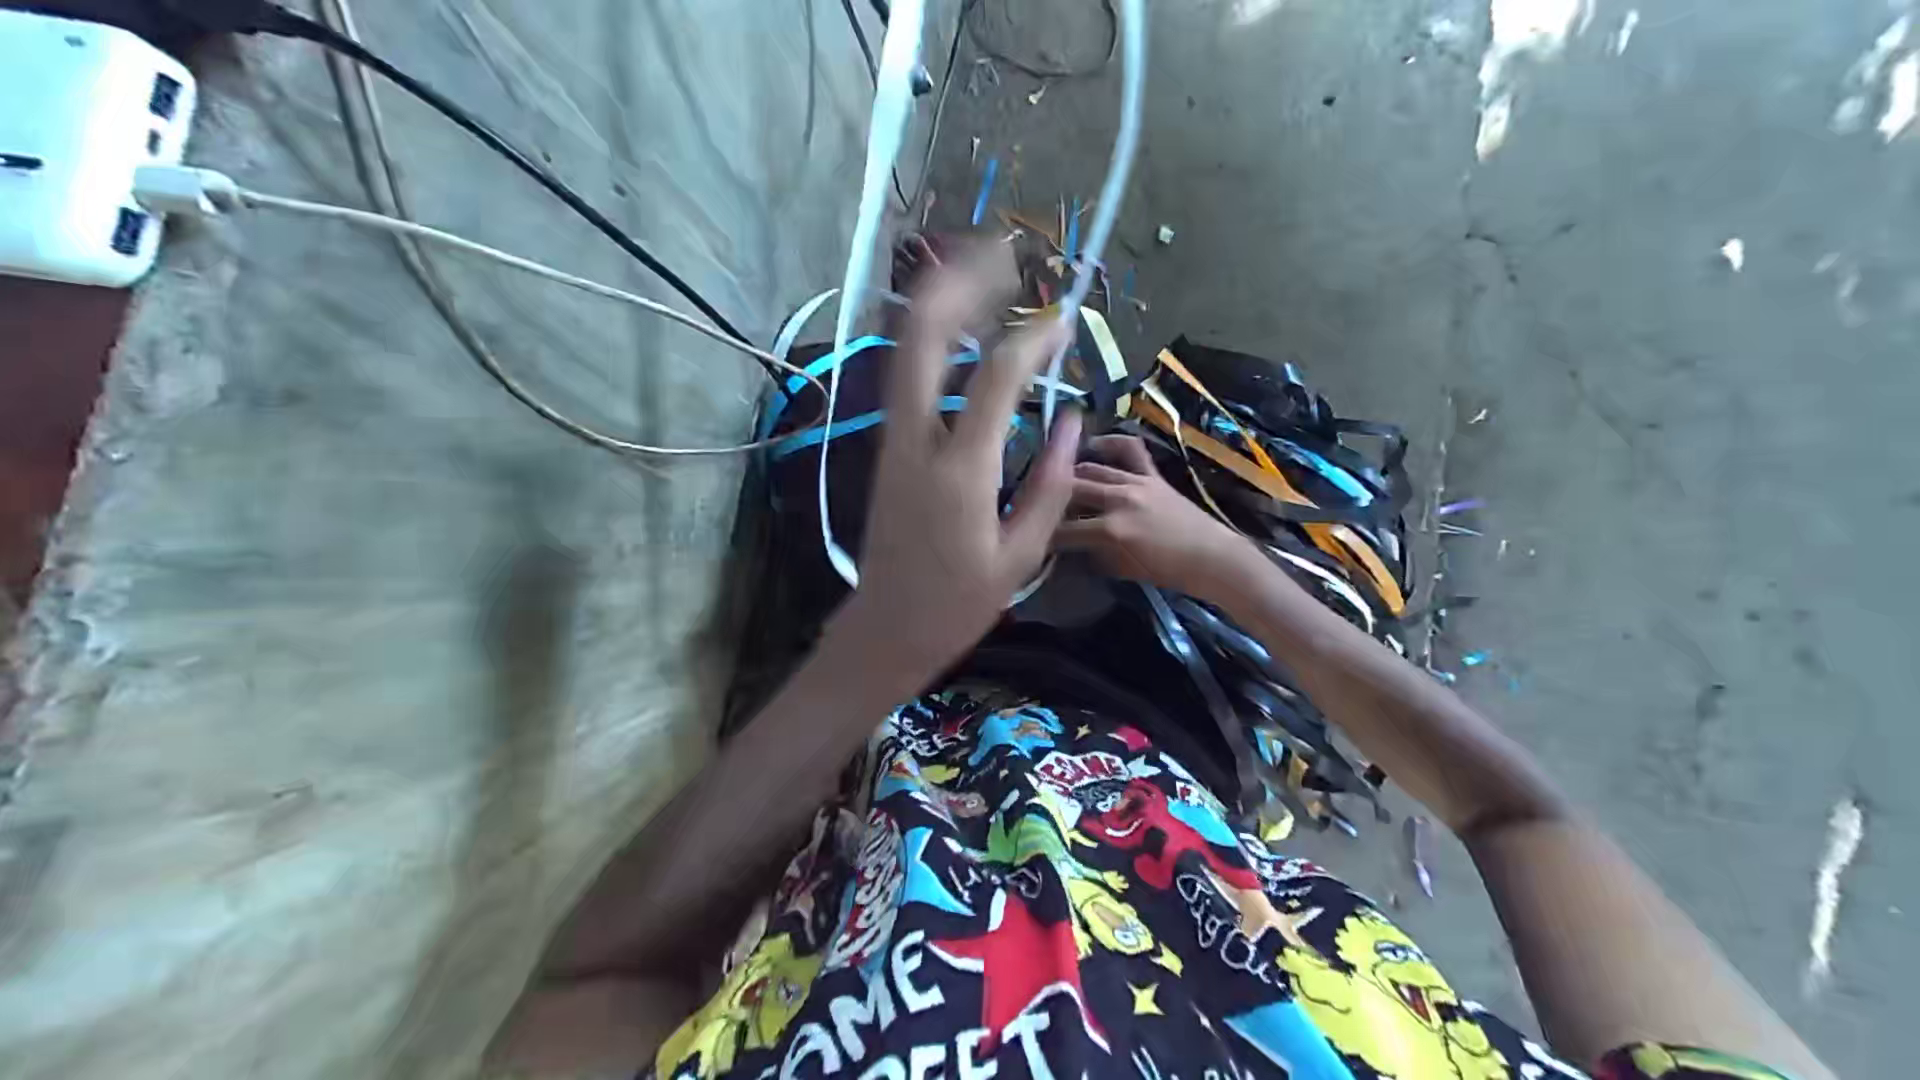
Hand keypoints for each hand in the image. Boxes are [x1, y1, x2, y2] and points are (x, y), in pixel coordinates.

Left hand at [835, 265, 1082, 676]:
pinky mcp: (886, 448)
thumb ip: (1051, 481)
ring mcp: (893, 440)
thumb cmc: (960, 603)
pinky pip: (904, 376)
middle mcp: (917, 440)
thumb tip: (1071, 419)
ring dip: (940, 302)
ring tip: (983, 274)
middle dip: (961, 283)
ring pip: (904, 347)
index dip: (1033, 337)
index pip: (997, 376)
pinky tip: (959, 330)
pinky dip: (930, 340)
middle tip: (1003, 255)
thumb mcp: (1022, 553)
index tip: (1063, 319)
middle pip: (923, 334)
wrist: (887, 627)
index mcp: (960, 470)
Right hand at [1055, 434, 1256, 601]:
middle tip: (1036, 505)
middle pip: (1069, 491)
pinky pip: (1128, 449)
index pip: (1062, 530)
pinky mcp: (1151, 474)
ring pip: (1089, 469)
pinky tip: (1091, 446)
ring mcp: (1136, 482)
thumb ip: (1091, 554)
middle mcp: (1118, 499)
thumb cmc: (1167, 572)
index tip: (1030, 535)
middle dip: (1048, 499)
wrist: (1212, 558)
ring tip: (1052, 479)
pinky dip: (1109, 443)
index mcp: (1110, 530)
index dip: (1041, 534)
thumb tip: (1067, 546)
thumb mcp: (1120, 570)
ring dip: (1068, 474)